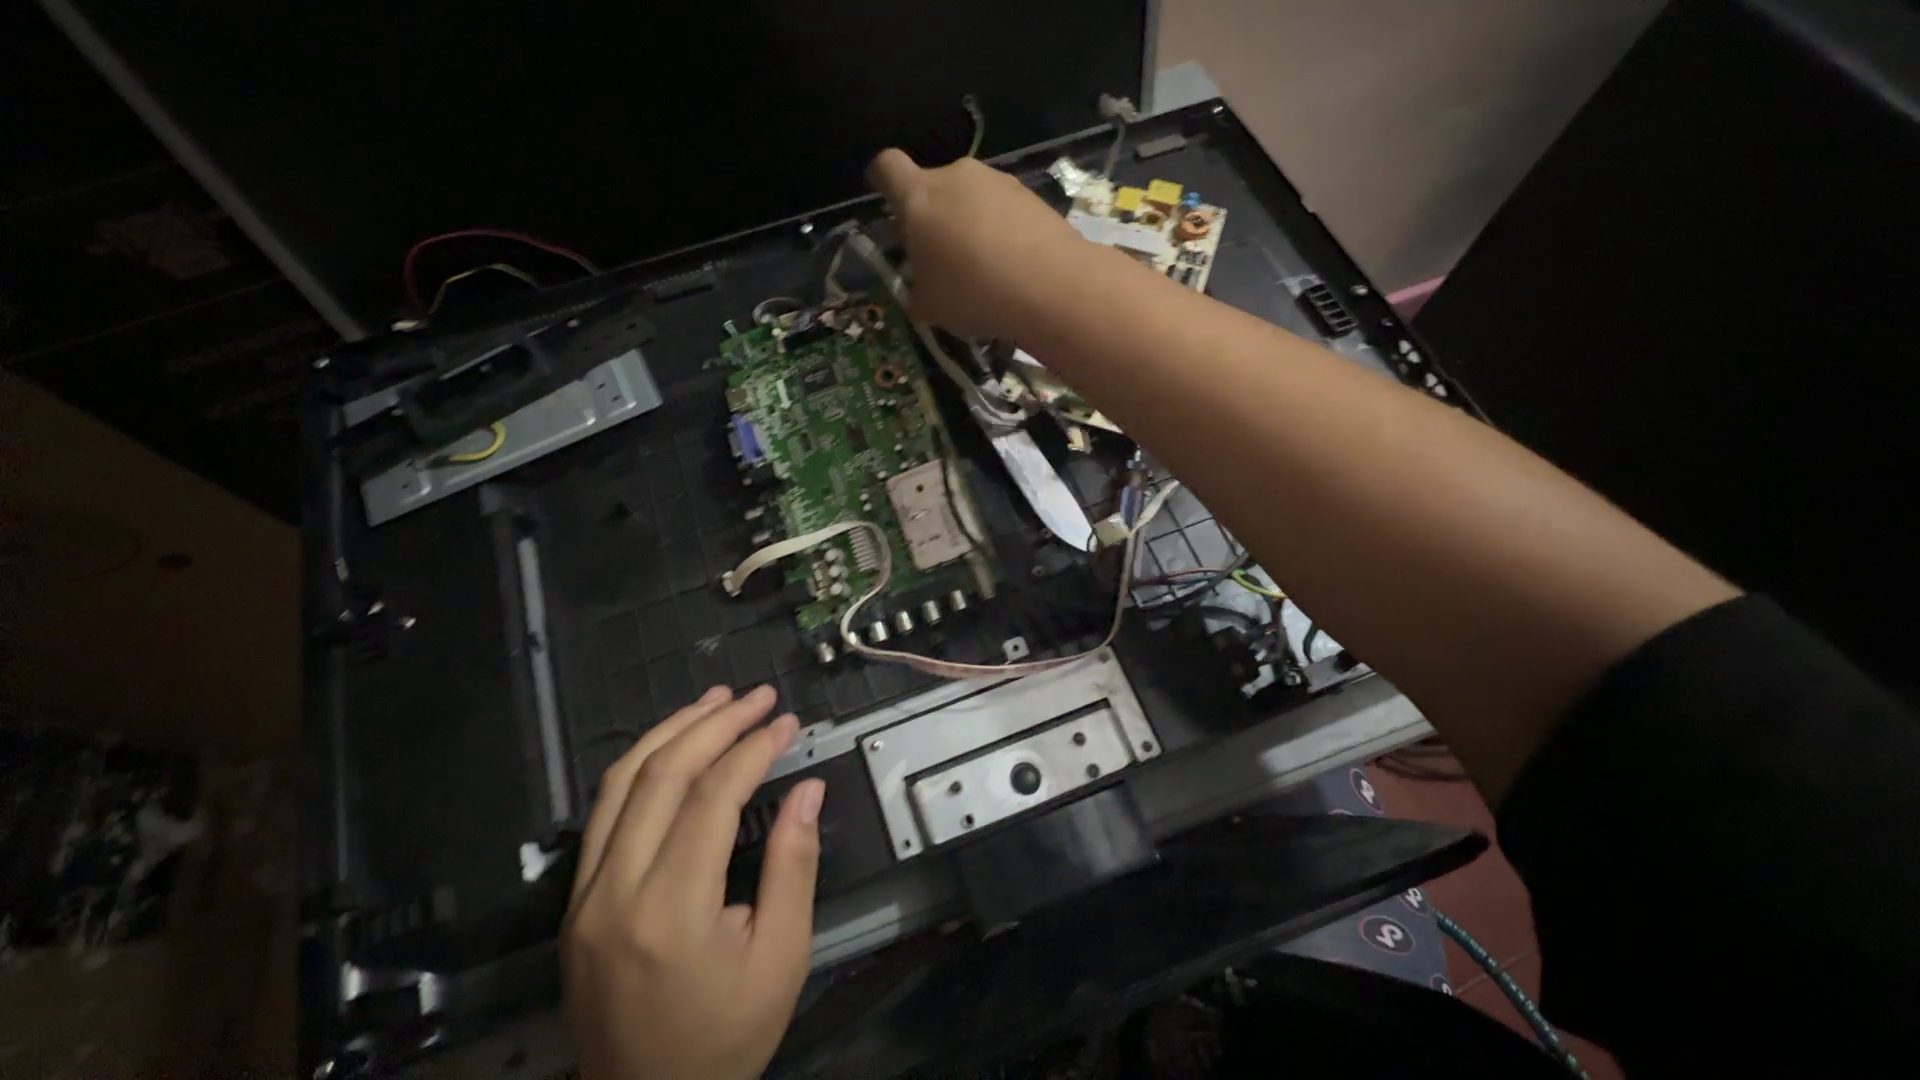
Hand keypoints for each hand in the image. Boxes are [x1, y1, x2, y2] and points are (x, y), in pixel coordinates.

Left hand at [563, 685, 826, 1079]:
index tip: (787, 722)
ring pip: (618, 785)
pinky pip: (602, 815)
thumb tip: (807, 789)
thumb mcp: (781, 958)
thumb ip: (794, 867)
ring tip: (713, 701)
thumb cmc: (727, 1037)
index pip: (711, 798)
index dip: (752, 749)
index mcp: (670, 910)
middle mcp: (614, 892)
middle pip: (659, 776)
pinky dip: (639, 769)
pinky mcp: (573, 904)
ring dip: (669, 733)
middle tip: (756, 696)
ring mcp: (583, 896)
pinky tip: (671, 751)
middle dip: (712, 724)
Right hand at [866, 148, 1090, 339]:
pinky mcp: (1030, 194)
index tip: (885, 200)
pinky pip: (1002, 208)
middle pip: (933, 185)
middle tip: (941, 256)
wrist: (1052, 286)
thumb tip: (923, 284)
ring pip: (970, 196)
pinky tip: (1012, 264)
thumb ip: (917, 287)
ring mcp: (997, 181)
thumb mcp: (929, 306)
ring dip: (969, 222)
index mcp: (918, 198)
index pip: (887, 167)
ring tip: (982, 266)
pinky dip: (1000, 228)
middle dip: (932, 215)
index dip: (880, 180)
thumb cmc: (973, 293)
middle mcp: (955, 177)